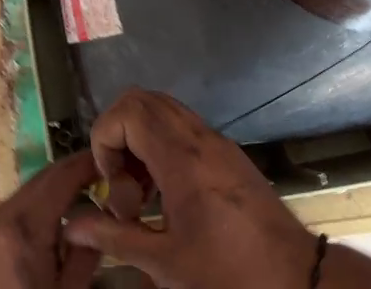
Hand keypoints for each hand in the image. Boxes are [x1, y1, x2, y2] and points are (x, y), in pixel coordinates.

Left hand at [0, 149, 102, 288]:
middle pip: (40, 181)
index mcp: (22, 227)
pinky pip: (4, 214)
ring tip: (74, 209)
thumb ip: (84, 252)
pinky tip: (42, 234)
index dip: (86, 164)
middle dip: (70, 178)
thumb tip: (95, 217)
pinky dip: (26, 214)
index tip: (107, 160)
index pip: (60, 177)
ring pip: (22, 197)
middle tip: (99, 181)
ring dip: (48, 197)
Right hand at [63, 89, 318, 288]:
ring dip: (140, 140)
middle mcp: (199, 137)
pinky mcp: (227, 154)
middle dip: (118, 134)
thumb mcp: (167, 263)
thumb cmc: (229, 273)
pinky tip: (165, 194)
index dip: (105, 138)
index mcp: (182, 158)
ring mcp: (216, 142)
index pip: (128, 111)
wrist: (297, 278)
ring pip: (163, 110)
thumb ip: (116, 238)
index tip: (112, 184)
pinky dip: (162, 146)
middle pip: (142, 100)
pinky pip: (183, 127)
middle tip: (121, 182)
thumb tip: (73, 224)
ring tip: (141, 192)